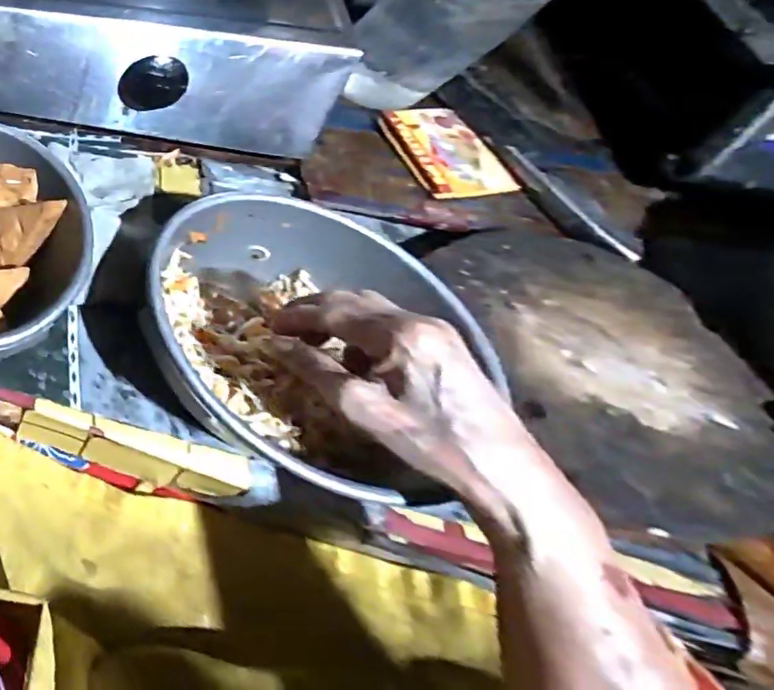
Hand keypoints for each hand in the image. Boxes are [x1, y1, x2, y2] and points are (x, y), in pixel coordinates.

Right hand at [270, 290, 542, 507]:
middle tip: (284, 328)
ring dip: (336, 317)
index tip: (267, 326)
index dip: (295, 316)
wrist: (507, 473)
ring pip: (371, 307)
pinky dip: (361, 329)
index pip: (332, 310)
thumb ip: (315, 369)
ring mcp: (435, 328)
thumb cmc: (430, 442)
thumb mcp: (363, 409)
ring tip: (313, 340)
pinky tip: (354, 356)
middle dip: (313, 310)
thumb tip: (275, 344)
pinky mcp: (446, 342)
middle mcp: (417, 318)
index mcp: (398, 331)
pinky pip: (390, 321)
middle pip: (351, 300)